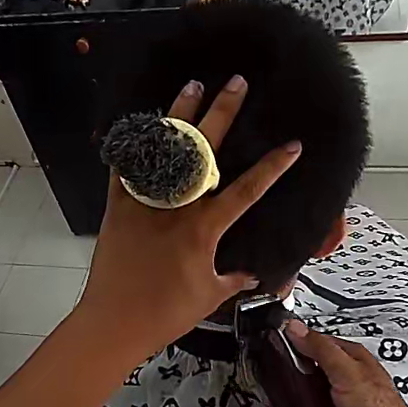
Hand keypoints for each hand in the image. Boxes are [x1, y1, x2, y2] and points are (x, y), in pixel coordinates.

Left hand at [74, 76, 300, 358]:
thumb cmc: (166, 314)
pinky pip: (125, 170)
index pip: (246, 191)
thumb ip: (234, 279)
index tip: (292, 146)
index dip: (272, 167)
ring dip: (180, 115)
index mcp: (204, 229)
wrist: (115, 322)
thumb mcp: (210, 297)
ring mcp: (144, 204)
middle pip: (204, 153)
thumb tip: (254, 274)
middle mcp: (176, 208)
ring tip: (192, 85)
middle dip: (223, 114)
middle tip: (236, 83)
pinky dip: (133, 146)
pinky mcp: (117, 208)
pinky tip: (141, 123)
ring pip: (164, 152)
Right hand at [285, 321, 407, 406]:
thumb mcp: (347, 373)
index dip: (298, 340)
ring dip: (300, 392)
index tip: (277, 342)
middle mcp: (348, 375)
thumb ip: (321, 349)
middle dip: (296, 369)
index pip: (319, 340)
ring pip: (310, 388)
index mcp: (353, 357)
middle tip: (281, 372)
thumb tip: (297, 328)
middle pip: (312, 364)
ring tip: (289, 394)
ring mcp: (341, 397)